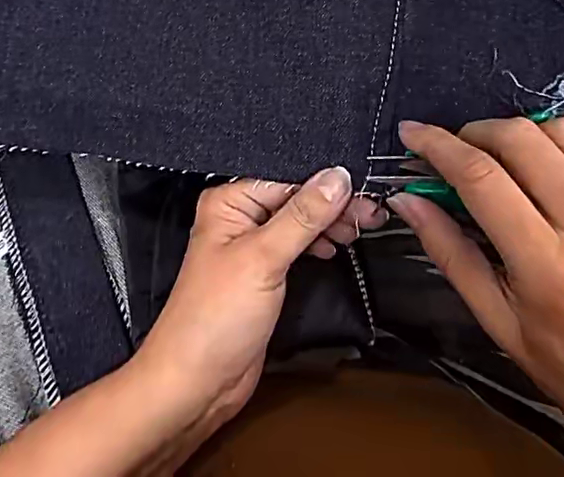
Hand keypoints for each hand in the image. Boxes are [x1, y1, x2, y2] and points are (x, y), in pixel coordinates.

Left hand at [136, 171, 386, 425]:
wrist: (195, 387)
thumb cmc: (208, 323)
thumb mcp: (264, 258)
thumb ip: (304, 216)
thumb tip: (336, 179)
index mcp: (230, 201)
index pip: (289, 177)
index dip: (327, 183)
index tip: (361, 189)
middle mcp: (240, 217)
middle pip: (298, 196)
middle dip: (335, 203)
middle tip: (368, 211)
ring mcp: (252, 244)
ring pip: (302, 219)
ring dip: (331, 221)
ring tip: (359, 225)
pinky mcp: (265, 270)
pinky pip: (299, 242)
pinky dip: (320, 240)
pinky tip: (334, 244)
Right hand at [390, 118, 563, 476]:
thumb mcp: (504, 330)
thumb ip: (452, 256)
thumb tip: (412, 202)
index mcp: (549, 269)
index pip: (479, 178)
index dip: (437, 145)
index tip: (416, 134)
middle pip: (521, 139)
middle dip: (478, 132)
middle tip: (464, 150)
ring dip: (532, 131)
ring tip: (519, 156)